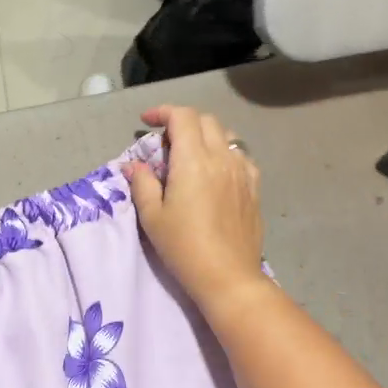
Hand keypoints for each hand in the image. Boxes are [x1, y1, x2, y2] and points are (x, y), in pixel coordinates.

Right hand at [124, 105, 269, 317]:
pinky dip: (223, 152)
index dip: (163, 112)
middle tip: (164, 143)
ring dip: (204, 135)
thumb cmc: (183, 247)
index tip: (146, 121)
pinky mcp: (254, 186)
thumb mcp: (152, 217)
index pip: (182, 117)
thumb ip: (142, 184)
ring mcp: (242, 170)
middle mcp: (221, 157)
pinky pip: (239, 155)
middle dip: (183, 122)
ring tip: (189, 155)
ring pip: (226, 135)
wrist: (227, 275)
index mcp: (193, 160)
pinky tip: (214, 172)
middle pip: (205, 120)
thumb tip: (133, 166)